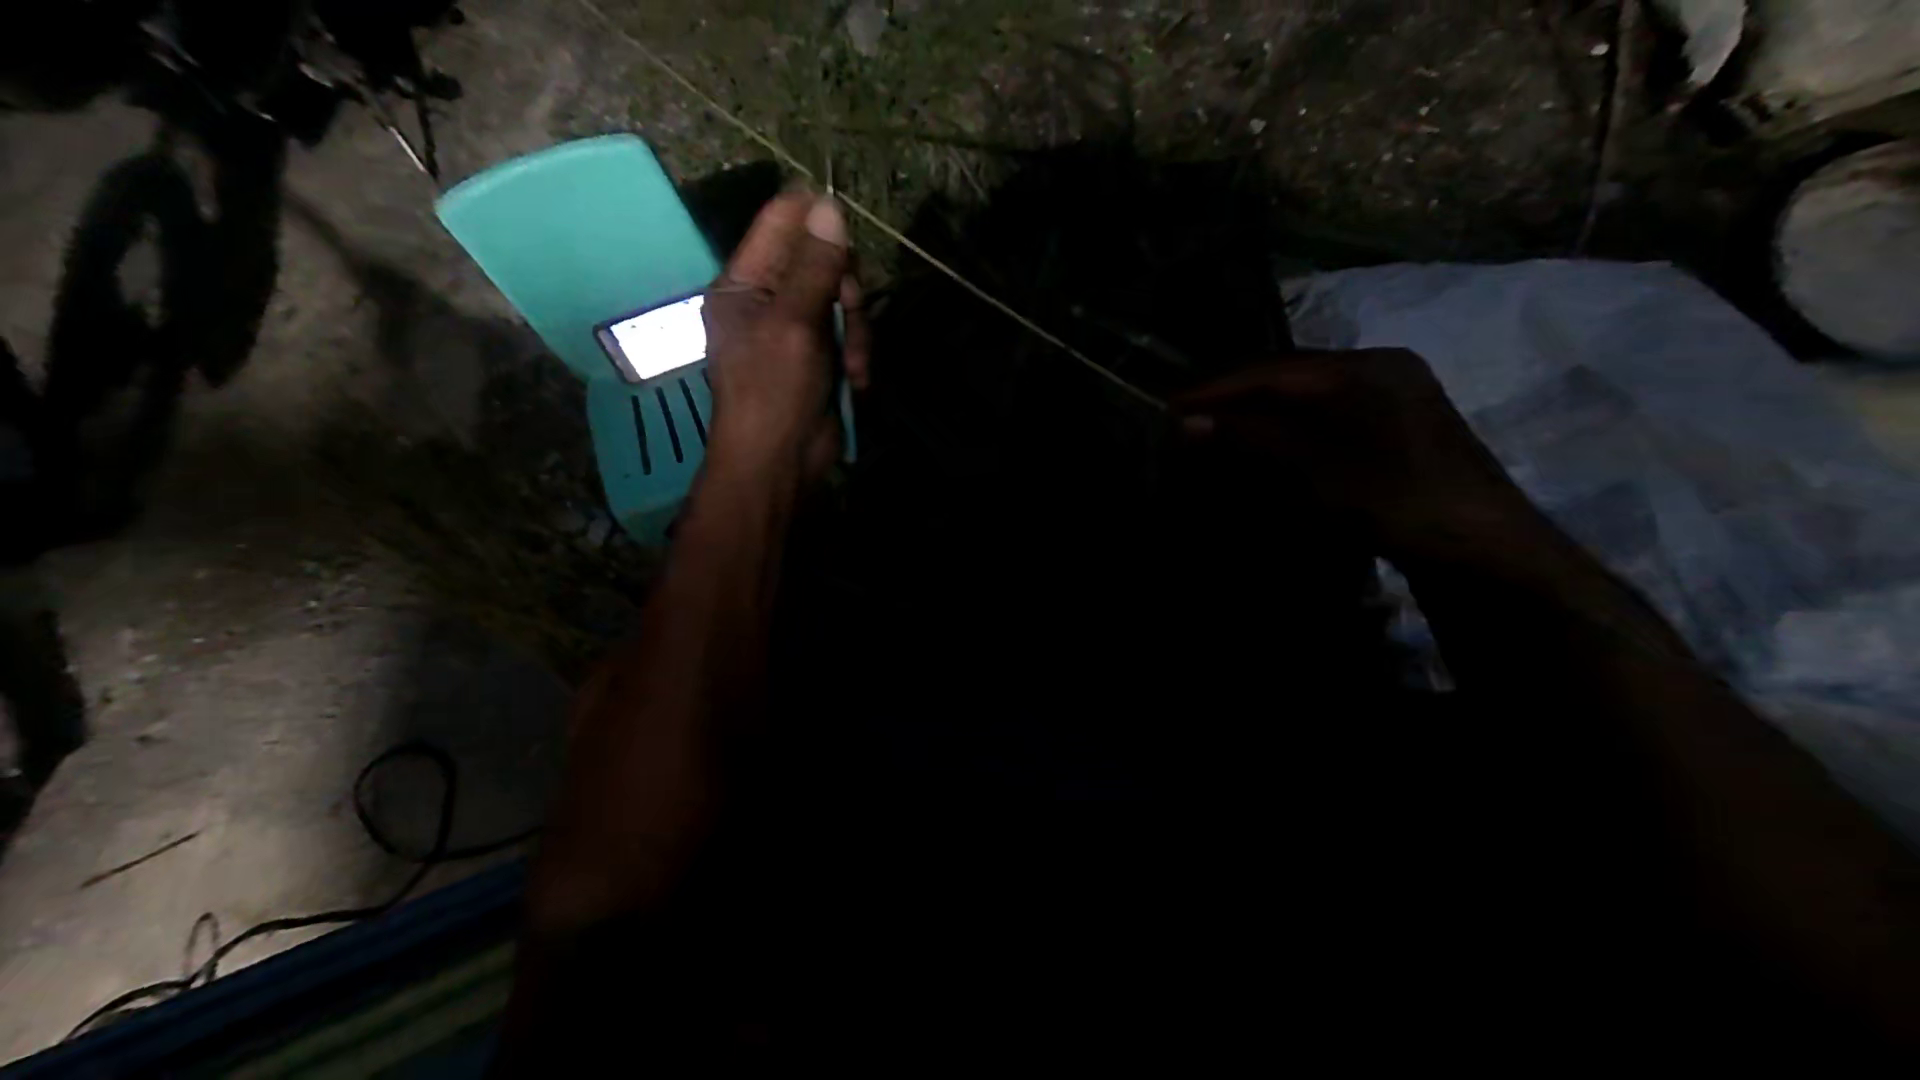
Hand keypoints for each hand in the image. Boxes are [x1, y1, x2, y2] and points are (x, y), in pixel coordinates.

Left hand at [701, 191, 869, 484]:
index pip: (778, 225)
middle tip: (852, 310)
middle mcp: (767, 301)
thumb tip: (829, 206)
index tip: (848, 223)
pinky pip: (849, 335)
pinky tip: (857, 379)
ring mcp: (796, 331)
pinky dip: (858, 355)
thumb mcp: (793, 323)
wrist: (780, 463)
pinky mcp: (821, 357)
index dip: (813, 216)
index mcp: (743, 284)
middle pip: (820, 262)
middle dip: (845, 289)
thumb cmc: (773, 391)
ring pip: (842, 302)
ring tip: (855, 365)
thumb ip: (814, 266)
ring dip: (857, 331)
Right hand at [1172, 349, 1533, 557]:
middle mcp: (1381, 369)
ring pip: (1306, 396)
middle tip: (1189, 419)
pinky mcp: (1395, 426)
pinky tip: (1266, 443)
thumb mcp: (1315, 470)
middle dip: (1235, 398)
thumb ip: (1250, 438)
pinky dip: (1287, 427)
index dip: (1219, 389)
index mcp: (1367, 367)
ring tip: (1217, 430)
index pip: (1274, 369)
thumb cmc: (1395, 501)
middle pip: (1289, 376)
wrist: (1482, 549)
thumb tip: (1185, 422)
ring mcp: (1393, 396)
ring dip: (1258, 413)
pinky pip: (1325, 414)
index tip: (1173, 406)